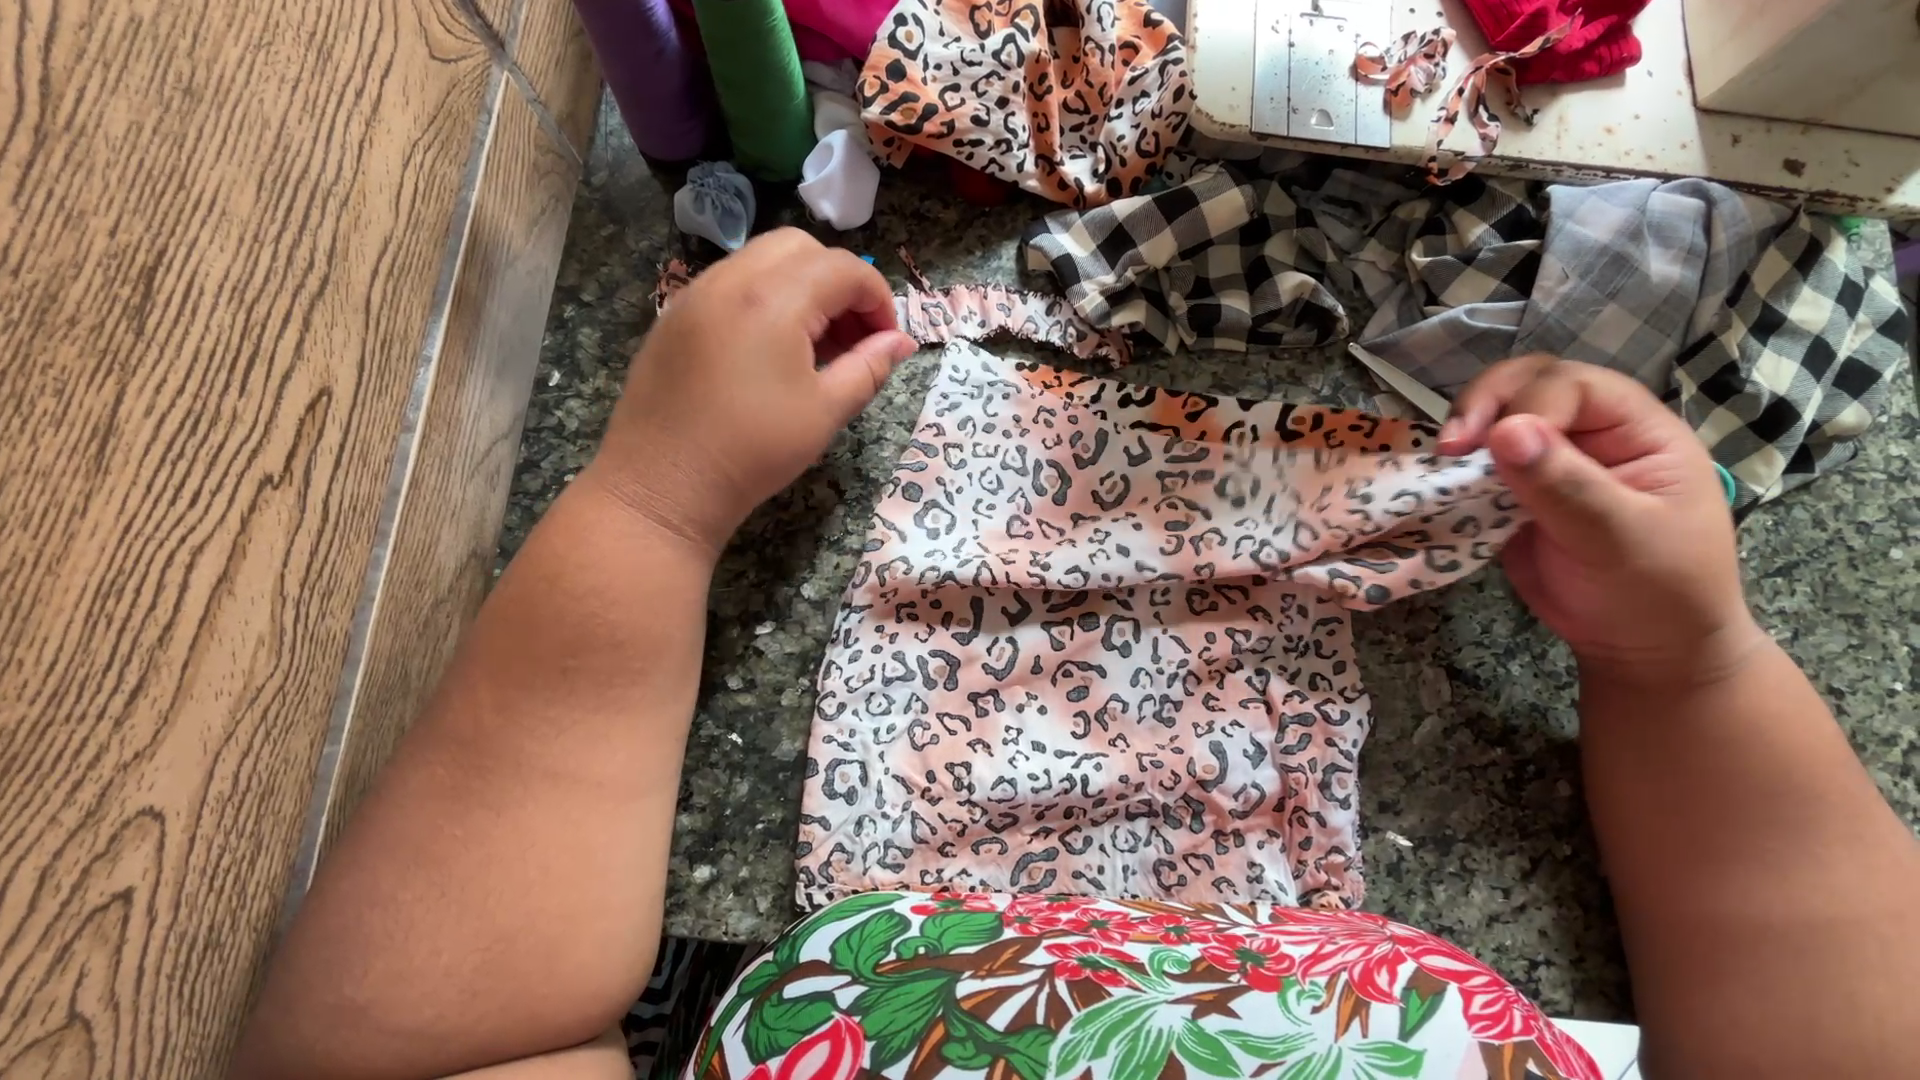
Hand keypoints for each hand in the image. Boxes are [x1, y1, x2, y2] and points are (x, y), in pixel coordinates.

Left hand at [585, 229, 916, 555]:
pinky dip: (764, 299)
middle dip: (839, 282)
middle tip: (853, 336)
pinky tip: (770, 352)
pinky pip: (730, 284)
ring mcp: (695, 294)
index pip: (844, 269)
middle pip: (802, 249)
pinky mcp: (674, 317)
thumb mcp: (824, 413)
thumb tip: (901, 343)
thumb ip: (869, 368)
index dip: (878, 299)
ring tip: (816, 347)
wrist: (662, 486)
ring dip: (801, 288)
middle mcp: (731, 280)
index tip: (888, 341)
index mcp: (773, 299)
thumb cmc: (752, 452)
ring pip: (762, 260)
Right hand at [1437, 355, 1765, 689]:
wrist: (1641, 648)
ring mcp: (1548, 463)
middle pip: (1527, 384)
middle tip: (1450, 444)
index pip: (1570, 386)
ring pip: (1494, 419)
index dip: (1525, 405)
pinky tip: (1437, 485)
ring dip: (1462, 434)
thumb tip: (1505, 432)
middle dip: (1483, 404)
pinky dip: (1452, 470)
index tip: (1484, 446)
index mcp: (1636, 429)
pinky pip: (1475, 466)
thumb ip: (1565, 484)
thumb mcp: (1619, 538)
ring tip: (1440, 463)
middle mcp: (1590, 433)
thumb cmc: (1657, 590)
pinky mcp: (1511, 494)